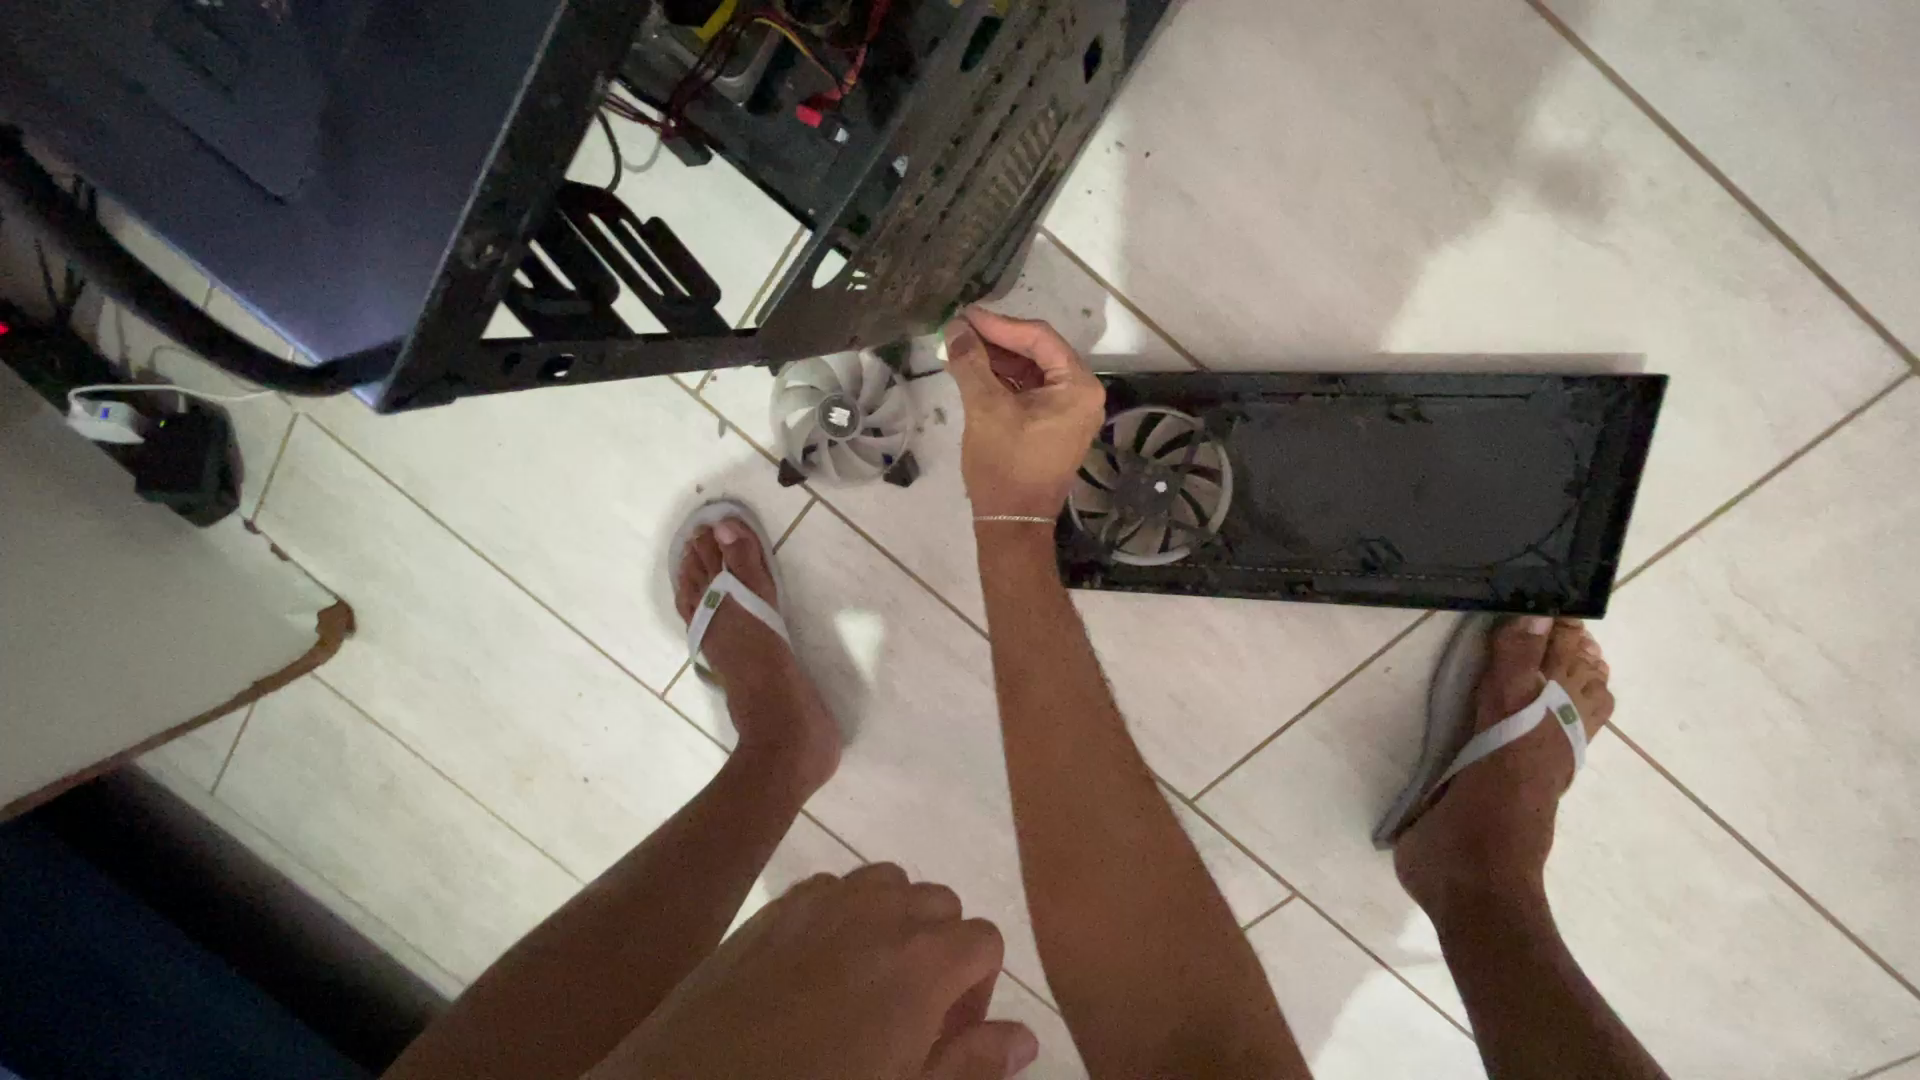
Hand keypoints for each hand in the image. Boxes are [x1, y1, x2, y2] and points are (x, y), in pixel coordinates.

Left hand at [584, 864, 1037, 1079]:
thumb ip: (970, 1065)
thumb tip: (1025, 1036)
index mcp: (924, 963)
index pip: (984, 938)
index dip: (978, 985)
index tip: (948, 1033)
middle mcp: (882, 913)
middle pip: (940, 901)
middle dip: (941, 947)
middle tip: (910, 1012)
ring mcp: (826, 900)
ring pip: (889, 882)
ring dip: (895, 920)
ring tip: (867, 982)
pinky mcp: (778, 904)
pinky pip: (835, 885)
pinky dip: (845, 911)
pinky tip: (816, 969)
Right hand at [945, 307, 1105, 518]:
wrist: (1012, 521)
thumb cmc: (1004, 464)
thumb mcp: (985, 408)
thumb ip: (971, 363)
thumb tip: (955, 328)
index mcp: (1078, 387)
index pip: (1039, 338)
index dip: (999, 324)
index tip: (965, 315)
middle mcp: (1082, 395)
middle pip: (1037, 352)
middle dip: (996, 342)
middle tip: (959, 331)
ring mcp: (1069, 412)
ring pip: (1030, 372)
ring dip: (996, 361)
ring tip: (959, 350)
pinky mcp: (1052, 426)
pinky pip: (1028, 393)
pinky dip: (1002, 382)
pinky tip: (973, 374)